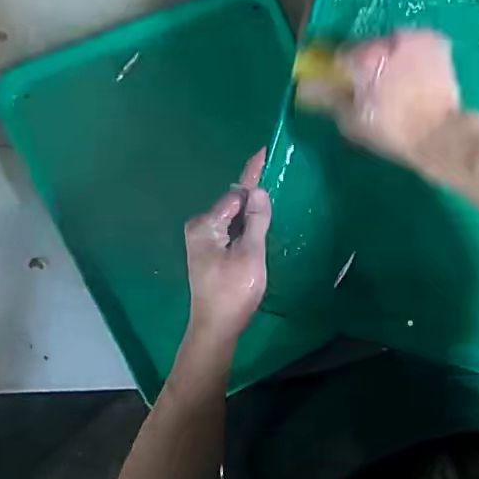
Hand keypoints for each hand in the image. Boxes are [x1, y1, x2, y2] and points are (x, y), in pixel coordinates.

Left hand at [183, 150, 271, 342]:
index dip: (253, 174)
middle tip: (277, 178)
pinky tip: (261, 224)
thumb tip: (259, 190)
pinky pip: (232, 230)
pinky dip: (247, 226)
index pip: (235, 193)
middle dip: (254, 193)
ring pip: (233, 218)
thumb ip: (255, 221)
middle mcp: (200, 228)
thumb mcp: (250, 253)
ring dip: (252, 212)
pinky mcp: (211, 253)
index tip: (264, 151)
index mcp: (206, 225)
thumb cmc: (234, 290)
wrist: (217, 327)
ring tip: (274, 198)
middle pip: (233, 203)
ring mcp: (204, 241)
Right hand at [299, 28, 463, 167]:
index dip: (340, 71)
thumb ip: (327, 99)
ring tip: (400, 86)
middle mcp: (387, 39)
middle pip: (368, 48)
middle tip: (376, 90)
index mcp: (363, 57)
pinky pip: (415, 45)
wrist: (442, 136)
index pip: (339, 54)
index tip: (346, 85)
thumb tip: (305, 85)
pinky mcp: (437, 42)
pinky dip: (412, 56)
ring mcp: (415, 38)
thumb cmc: (394, 132)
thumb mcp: (352, 122)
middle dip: (368, 65)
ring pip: (392, 45)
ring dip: (391, 58)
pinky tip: (417, 77)